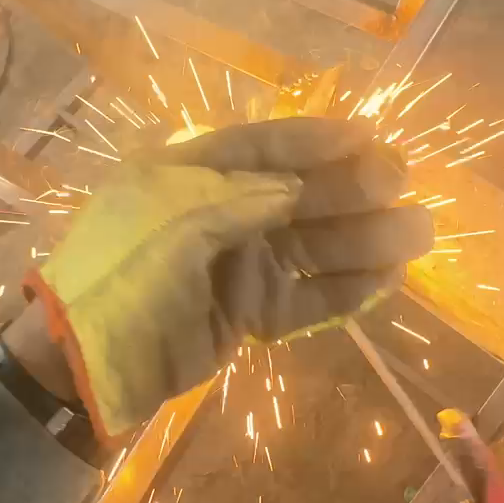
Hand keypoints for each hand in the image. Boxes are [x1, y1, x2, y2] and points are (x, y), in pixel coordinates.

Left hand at [27, 117, 431, 436]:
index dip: (312, 140)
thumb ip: (240, 200)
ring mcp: (233, 266)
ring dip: (362, 239)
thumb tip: (296, 187)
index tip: (366, 137)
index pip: (258, 147)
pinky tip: (388, 278)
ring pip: (309, 247)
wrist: (84, 365)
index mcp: (186, 176)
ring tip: (419, 232)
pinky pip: (304, 298)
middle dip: (349, 187)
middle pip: (295, 195)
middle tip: (403, 181)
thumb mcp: (174, 223)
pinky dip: (344, 290)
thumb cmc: (120, 276)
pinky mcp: (247, 313)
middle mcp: (216, 214)